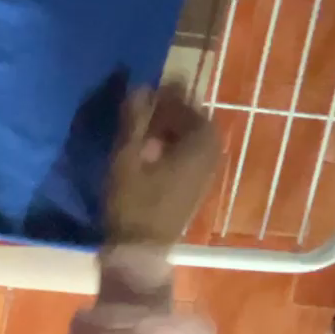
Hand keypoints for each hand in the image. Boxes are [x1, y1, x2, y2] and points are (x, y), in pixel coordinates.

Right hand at [104, 81, 219, 248]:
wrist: (141, 248)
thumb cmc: (132, 201)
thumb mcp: (125, 158)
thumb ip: (134, 122)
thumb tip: (140, 86)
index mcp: (197, 147)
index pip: (192, 110)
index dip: (175, 96)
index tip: (156, 85)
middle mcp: (209, 158)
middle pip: (199, 125)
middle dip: (177, 111)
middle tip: (152, 104)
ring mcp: (204, 176)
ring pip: (196, 142)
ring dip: (176, 129)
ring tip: (151, 126)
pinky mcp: (194, 188)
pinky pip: (192, 156)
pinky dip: (177, 146)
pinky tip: (154, 151)